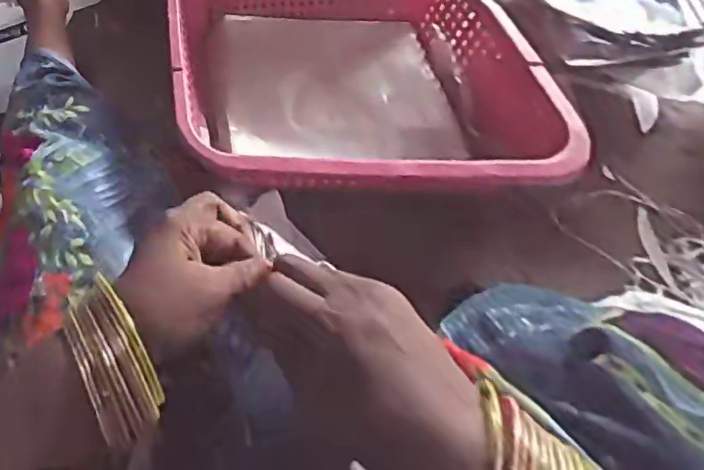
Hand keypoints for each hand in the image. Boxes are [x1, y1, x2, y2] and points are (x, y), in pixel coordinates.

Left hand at [114, 193, 269, 360]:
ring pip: (203, 227)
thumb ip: (242, 274)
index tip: (267, 273)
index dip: (249, 249)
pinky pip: (195, 243)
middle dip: (236, 230)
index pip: (227, 228)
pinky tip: (229, 273)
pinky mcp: (165, 256)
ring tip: (247, 267)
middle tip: (255, 257)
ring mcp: (166, 237)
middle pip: (212, 211)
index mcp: (181, 221)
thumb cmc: (171, 307)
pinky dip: (213, 253)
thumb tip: (267, 264)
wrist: (127, 332)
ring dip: (225, 242)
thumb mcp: (211, 292)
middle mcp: (172, 221)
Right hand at [247, 256, 488, 469]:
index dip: (249, 289)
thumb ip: (287, 357)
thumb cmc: (388, 433)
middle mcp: (350, 291)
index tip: (237, 301)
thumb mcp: (324, 405)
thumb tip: (262, 327)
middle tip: (263, 305)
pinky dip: (330, 292)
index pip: (271, 284)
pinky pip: (346, 280)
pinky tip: (335, 322)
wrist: (465, 439)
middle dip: (273, 280)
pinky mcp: (394, 294)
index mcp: (331, 319)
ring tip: (299, 315)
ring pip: (318, 270)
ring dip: (302, 285)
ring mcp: (375, 288)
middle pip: (291, 264)